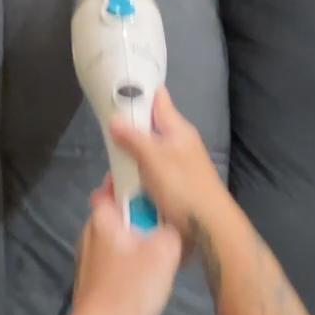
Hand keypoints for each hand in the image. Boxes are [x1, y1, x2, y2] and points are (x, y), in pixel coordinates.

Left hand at [71, 185, 183, 314]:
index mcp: (102, 218)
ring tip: (159, 254)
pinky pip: (112, 259)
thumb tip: (174, 224)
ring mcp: (86, 257)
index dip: (128, 183)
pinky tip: (144, 278)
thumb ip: (172, 230)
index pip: (109, 186)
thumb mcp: (165, 252)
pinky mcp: (90, 279)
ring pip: (114, 238)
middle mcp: (89, 232)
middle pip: (115, 214)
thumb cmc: (131, 287)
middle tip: (163, 226)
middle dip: (137, 217)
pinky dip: (126, 262)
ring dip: (134, 241)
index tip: (150, 189)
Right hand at [108, 87, 231, 232]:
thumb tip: (114, 118)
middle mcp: (178, 142)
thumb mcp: (154, 158)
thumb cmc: (182, 186)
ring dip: (130, 159)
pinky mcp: (174, 184)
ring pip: (147, 153)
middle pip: (149, 127)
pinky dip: (137, 177)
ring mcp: (177, 164)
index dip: (138, 90)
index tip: (115, 88)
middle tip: (106, 136)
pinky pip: (150, 173)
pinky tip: (125, 186)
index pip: (158, 98)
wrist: (208, 226)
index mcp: (177, 128)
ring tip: (112, 168)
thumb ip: (133, 137)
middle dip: (127, 131)